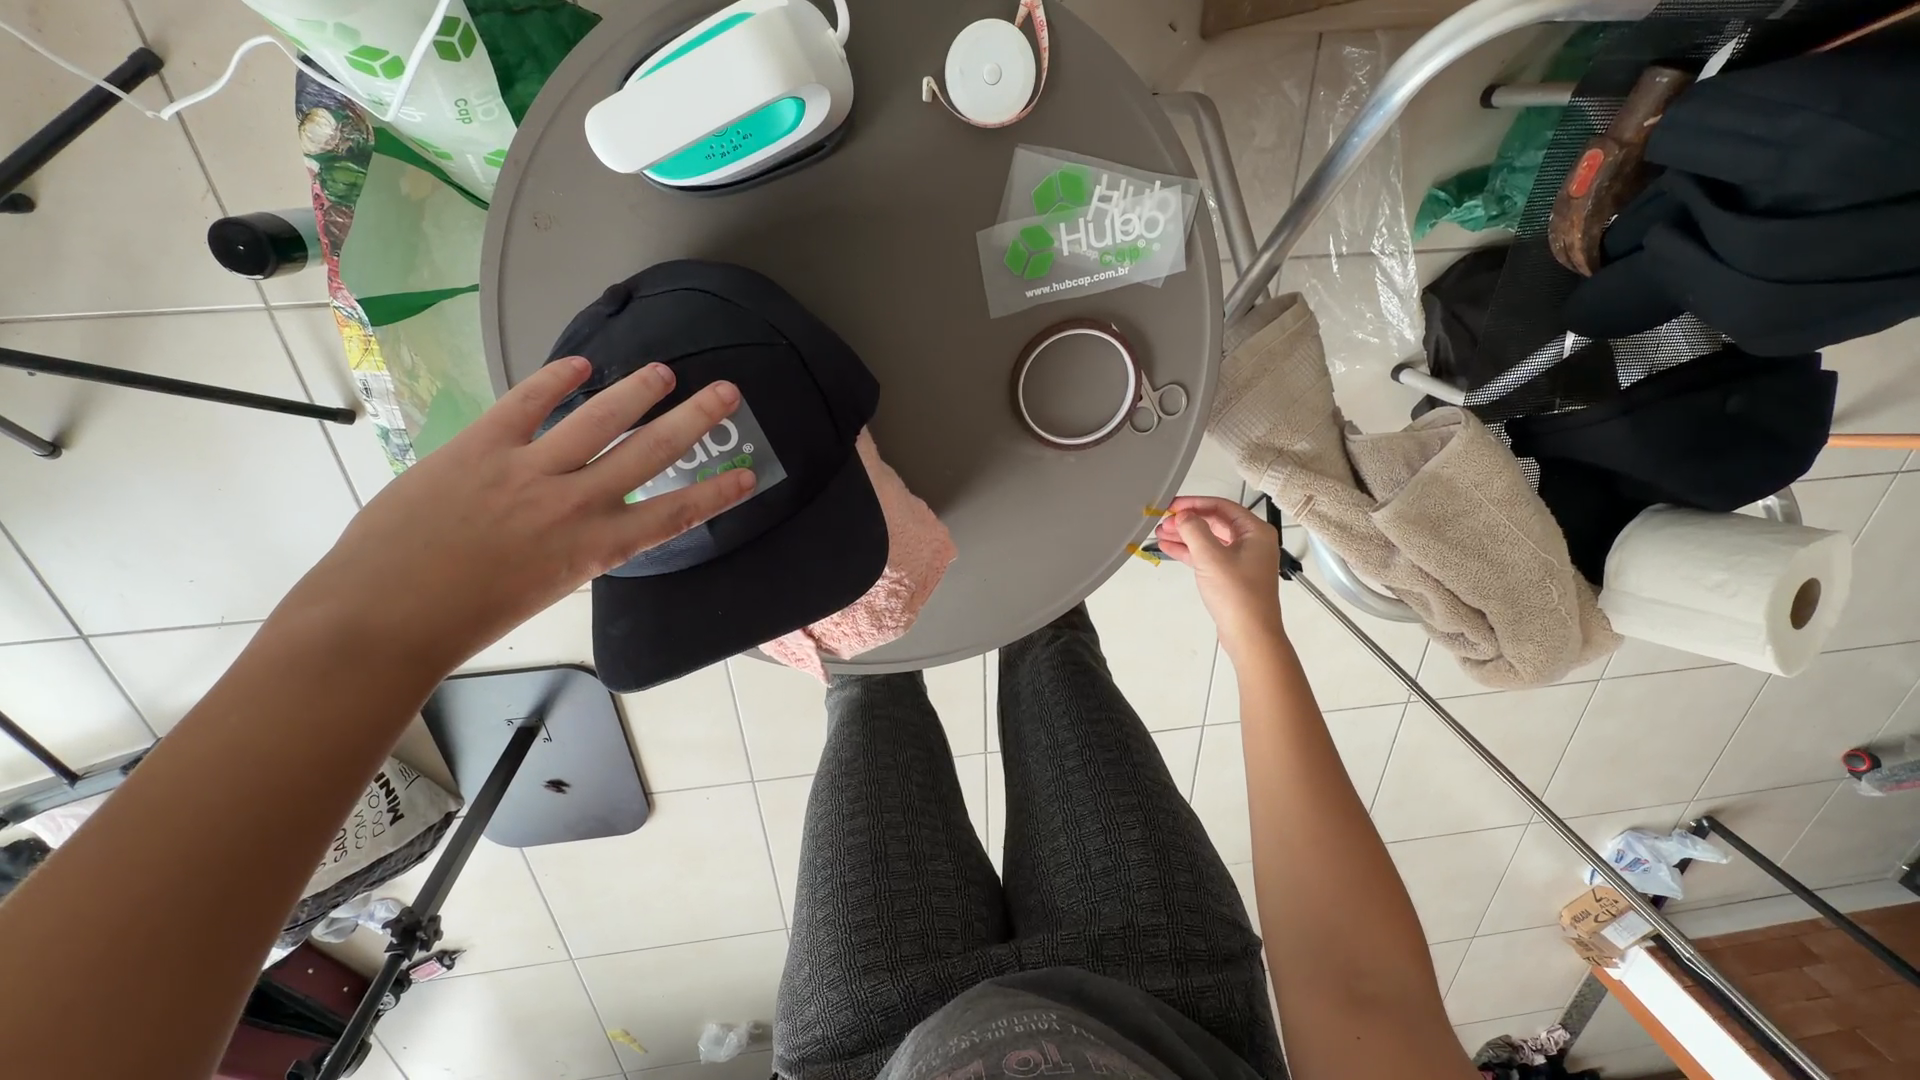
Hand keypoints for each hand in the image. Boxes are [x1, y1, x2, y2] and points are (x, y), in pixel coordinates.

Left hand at [283, 357, 754, 670]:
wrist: (385, 616)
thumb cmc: (466, 617)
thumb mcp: (544, 587)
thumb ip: (572, 545)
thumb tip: (580, 510)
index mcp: (593, 549)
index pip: (673, 515)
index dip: (715, 493)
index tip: (748, 476)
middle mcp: (573, 504)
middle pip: (650, 452)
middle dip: (696, 420)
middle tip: (726, 392)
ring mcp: (527, 471)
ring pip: (598, 419)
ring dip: (638, 391)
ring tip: (664, 371)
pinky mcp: (480, 447)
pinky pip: (527, 403)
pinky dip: (556, 380)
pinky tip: (581, 364)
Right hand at [1154, 496, 1284, 654]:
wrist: (1250, 634)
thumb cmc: (1240, 597)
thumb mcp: (1211, 556)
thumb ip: (1194, 530)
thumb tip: (1183, 516)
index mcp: (1255, 532)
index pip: (1221, 506)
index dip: (1194, 504)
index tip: (1173, 507)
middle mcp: (1252, 543)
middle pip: (1215, 522)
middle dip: (1188, 521)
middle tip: (1164, 522)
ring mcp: (1242, 560)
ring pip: (1209, 539)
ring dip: (1186, 536)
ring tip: (1161, 534)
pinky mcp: (1232, 576)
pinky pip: (1208, 556)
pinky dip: (1190, 551)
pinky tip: (1170, 549)